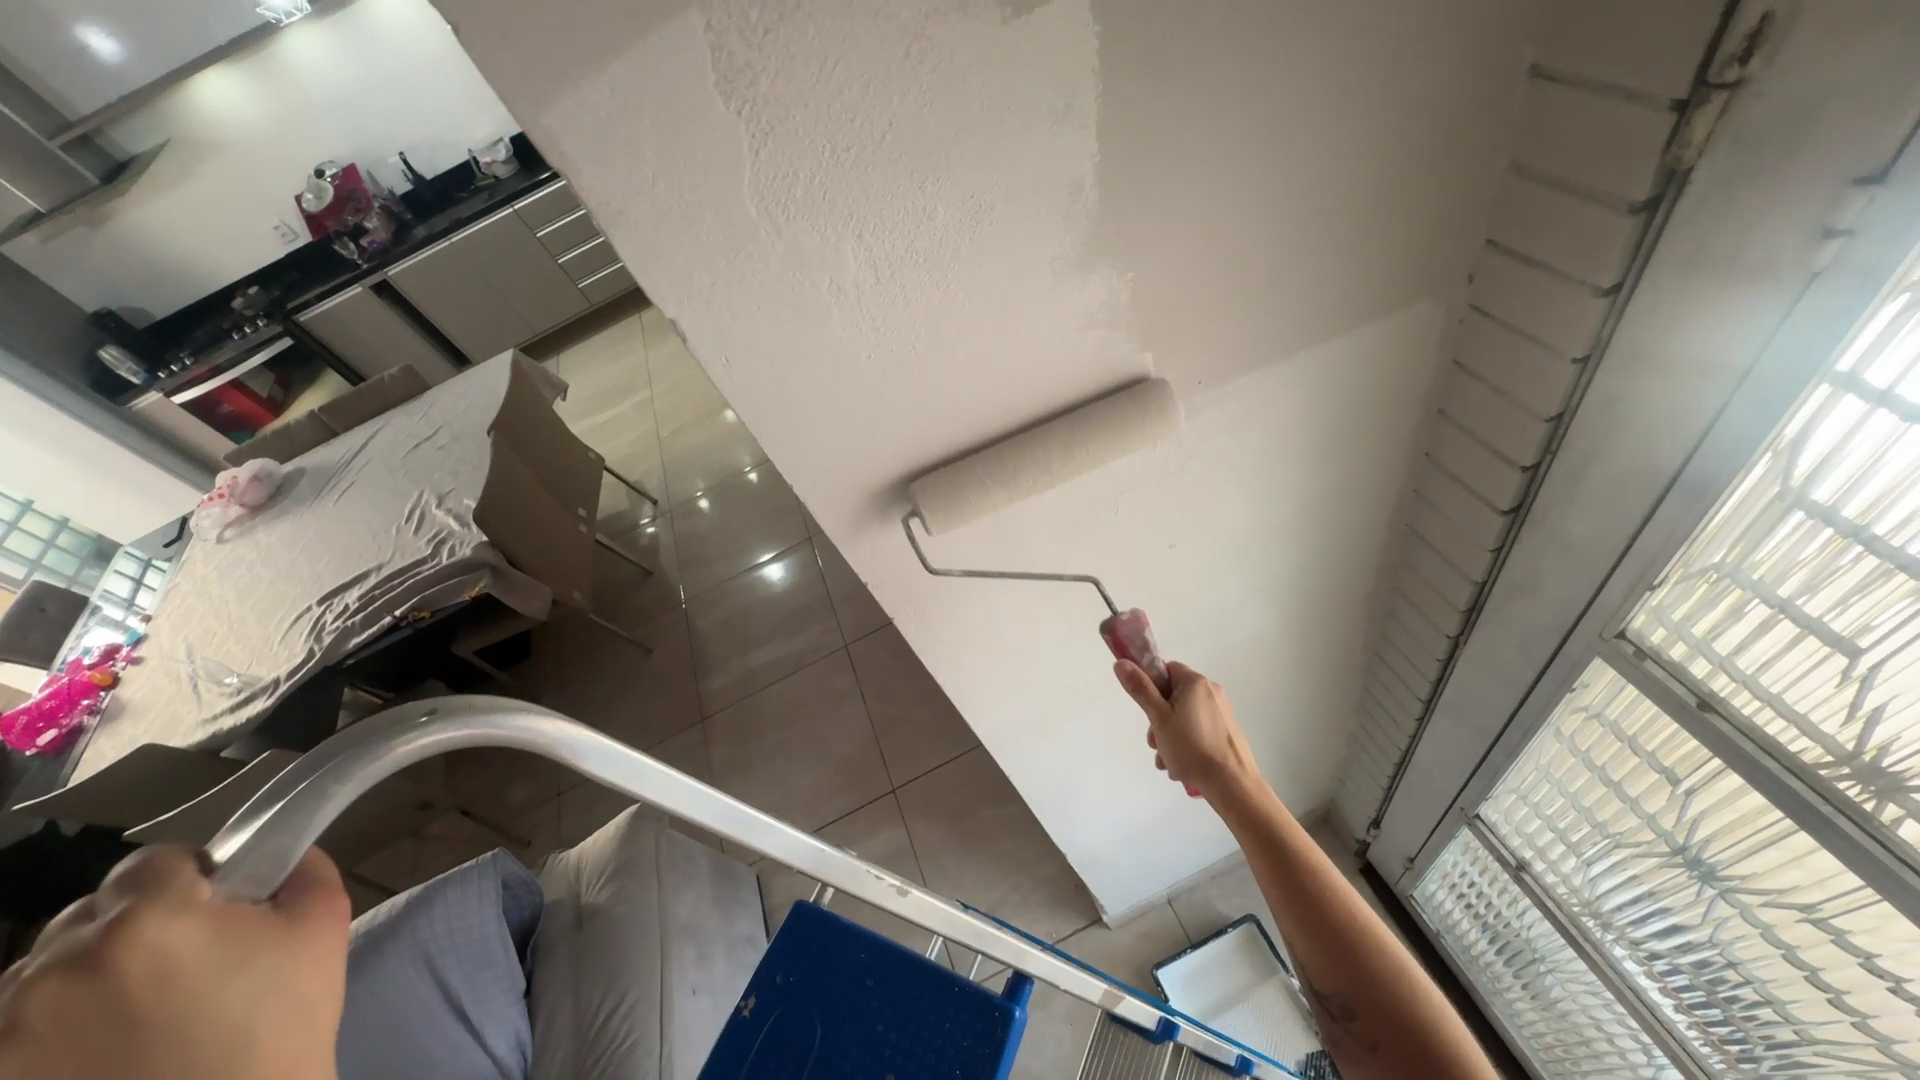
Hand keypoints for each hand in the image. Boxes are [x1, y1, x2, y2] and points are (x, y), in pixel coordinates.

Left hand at [0, 845, 349, 1079]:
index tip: (215, 906)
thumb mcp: (322, 927)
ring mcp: (11, 1026)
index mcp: (151, 917)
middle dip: (131, 925)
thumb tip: (274, 852)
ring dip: (80, 975)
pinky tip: (92, 1046)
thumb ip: (301, 869)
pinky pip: (10, 1024)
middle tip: (179, 962)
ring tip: (129, 1011)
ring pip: (41, 969)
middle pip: (88, 913)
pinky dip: (45, 1025)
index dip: (190, 876)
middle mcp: (64, 963)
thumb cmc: (282, 1022)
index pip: (151, 861)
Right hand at [1115, 659, 1263, 802]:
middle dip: (1158, 720)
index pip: (1166, 670)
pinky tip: (1181, 765)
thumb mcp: (1159, 718)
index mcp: (1195, 682)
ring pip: (1184, 717)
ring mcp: (1221, 712)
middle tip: (1155, 742)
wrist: (1231, 782)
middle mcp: (1211, 692)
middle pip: (1173, 696)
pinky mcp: (1226, 731)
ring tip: (1167, 761)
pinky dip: (1186, 743)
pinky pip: (1198, 730)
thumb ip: (1140, 689)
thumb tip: (1121, 662)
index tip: (1147, 710)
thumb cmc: (1191, 747)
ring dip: (1169, 736)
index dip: (1151, 687)